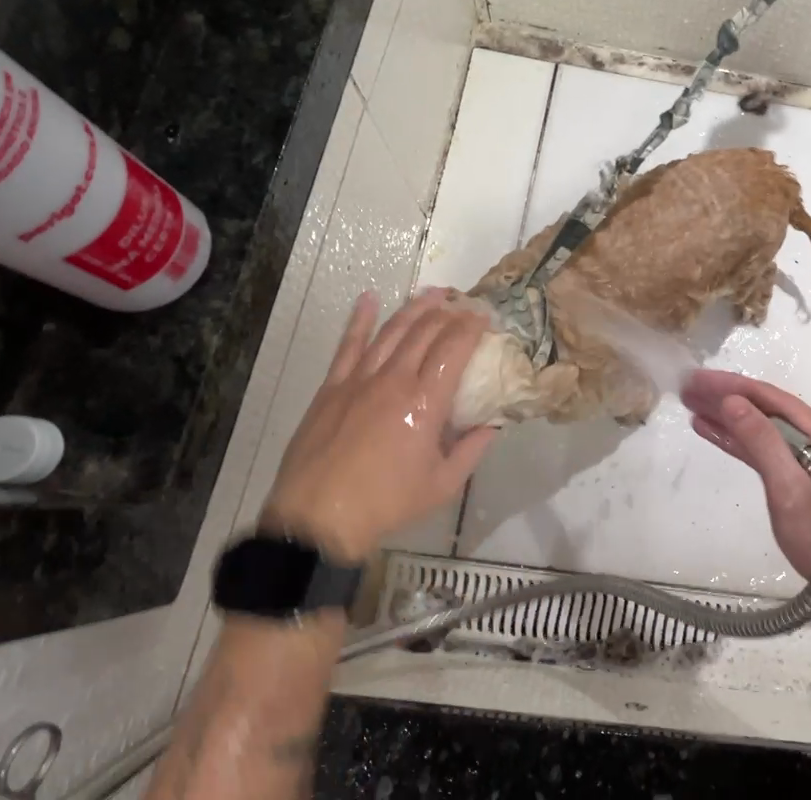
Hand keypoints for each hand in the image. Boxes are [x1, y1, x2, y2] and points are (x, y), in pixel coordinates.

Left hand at [261, 288, 495, 562]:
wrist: (318, 518)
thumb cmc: (386, 504)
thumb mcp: (443, 484)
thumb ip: (472, 449)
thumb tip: (493, 424)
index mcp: (425, 402)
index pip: (454, 348)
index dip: (472, 327)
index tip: (486, 317)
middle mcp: (394, 380)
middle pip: (425, 332)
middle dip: (449, 312)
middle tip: (465, 303)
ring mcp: (359, 380)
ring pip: (391, 332)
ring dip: (414, 308)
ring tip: (433, 292)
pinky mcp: (332, 388)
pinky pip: (348, 346)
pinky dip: (360, 320)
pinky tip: (369, 299)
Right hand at [681, 370, 810, 607]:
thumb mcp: (787, 485)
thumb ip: (762, 441)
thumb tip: (732, 400)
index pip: (769, 396)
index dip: (731, 385)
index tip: (697, 378)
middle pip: (764, 407)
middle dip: (725, 396)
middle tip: (686, 389)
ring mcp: (808, 454)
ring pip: (760, 425)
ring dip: (727, 415)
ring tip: (691, 406)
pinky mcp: (797, 473)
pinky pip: (762, 446)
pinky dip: (737, 438)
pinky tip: (710, 431)